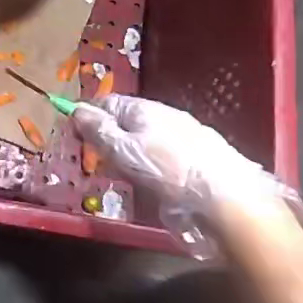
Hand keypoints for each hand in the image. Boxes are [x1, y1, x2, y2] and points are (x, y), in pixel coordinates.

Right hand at [71, 95, 302, 254]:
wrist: (227, 199)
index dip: (88, 117)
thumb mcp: (123, 151)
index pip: (107, 103)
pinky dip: (151, 165)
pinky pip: (164, 155)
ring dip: (129, 154)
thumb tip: (75, 109)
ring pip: (145, 140)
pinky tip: (154, 183)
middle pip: (126, 122)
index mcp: (144, 109)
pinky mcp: (200, 156)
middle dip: (109, 139)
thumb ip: (98, 130)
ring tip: (124, 177)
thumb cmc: (168, 172)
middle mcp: (166, 116)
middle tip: (99, 164)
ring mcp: (186, 135)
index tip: (75, 137)